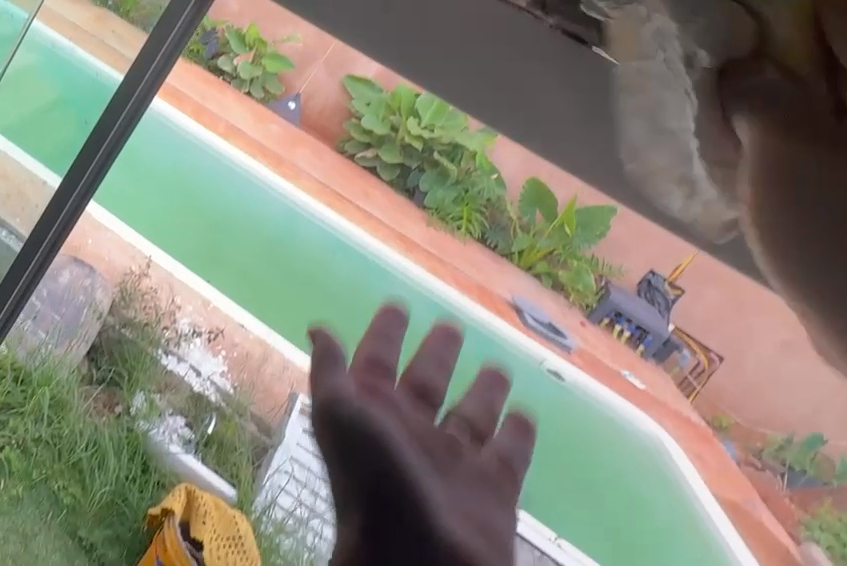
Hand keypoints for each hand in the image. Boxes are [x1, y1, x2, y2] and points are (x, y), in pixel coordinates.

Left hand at [308, 304, 534, 565]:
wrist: (415, 561)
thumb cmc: (371, 481)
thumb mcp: (338, 414)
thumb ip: (331, 372)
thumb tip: (318, 329)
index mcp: (371, 411)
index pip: (377, 360)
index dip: (385, 333)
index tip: (398, 305)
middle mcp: (410, 432)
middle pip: (426, 382)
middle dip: (436, 354)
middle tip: (452, 324)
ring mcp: (451, 463)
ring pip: (471, 415)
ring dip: (483, 391)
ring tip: (498, 364)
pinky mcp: (492, 494)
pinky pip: (508, 456)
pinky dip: (518, 435)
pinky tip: (527, 414)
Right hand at [720, 0, 846, 561]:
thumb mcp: (790, 173)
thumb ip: (760, 101)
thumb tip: (741, 62)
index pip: (842, 11)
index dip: (767, 7)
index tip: (705, 28)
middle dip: (775, 63)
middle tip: (711, 91)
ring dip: (794, 109)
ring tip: (737, 139)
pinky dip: (824, 147)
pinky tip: (786, 181)